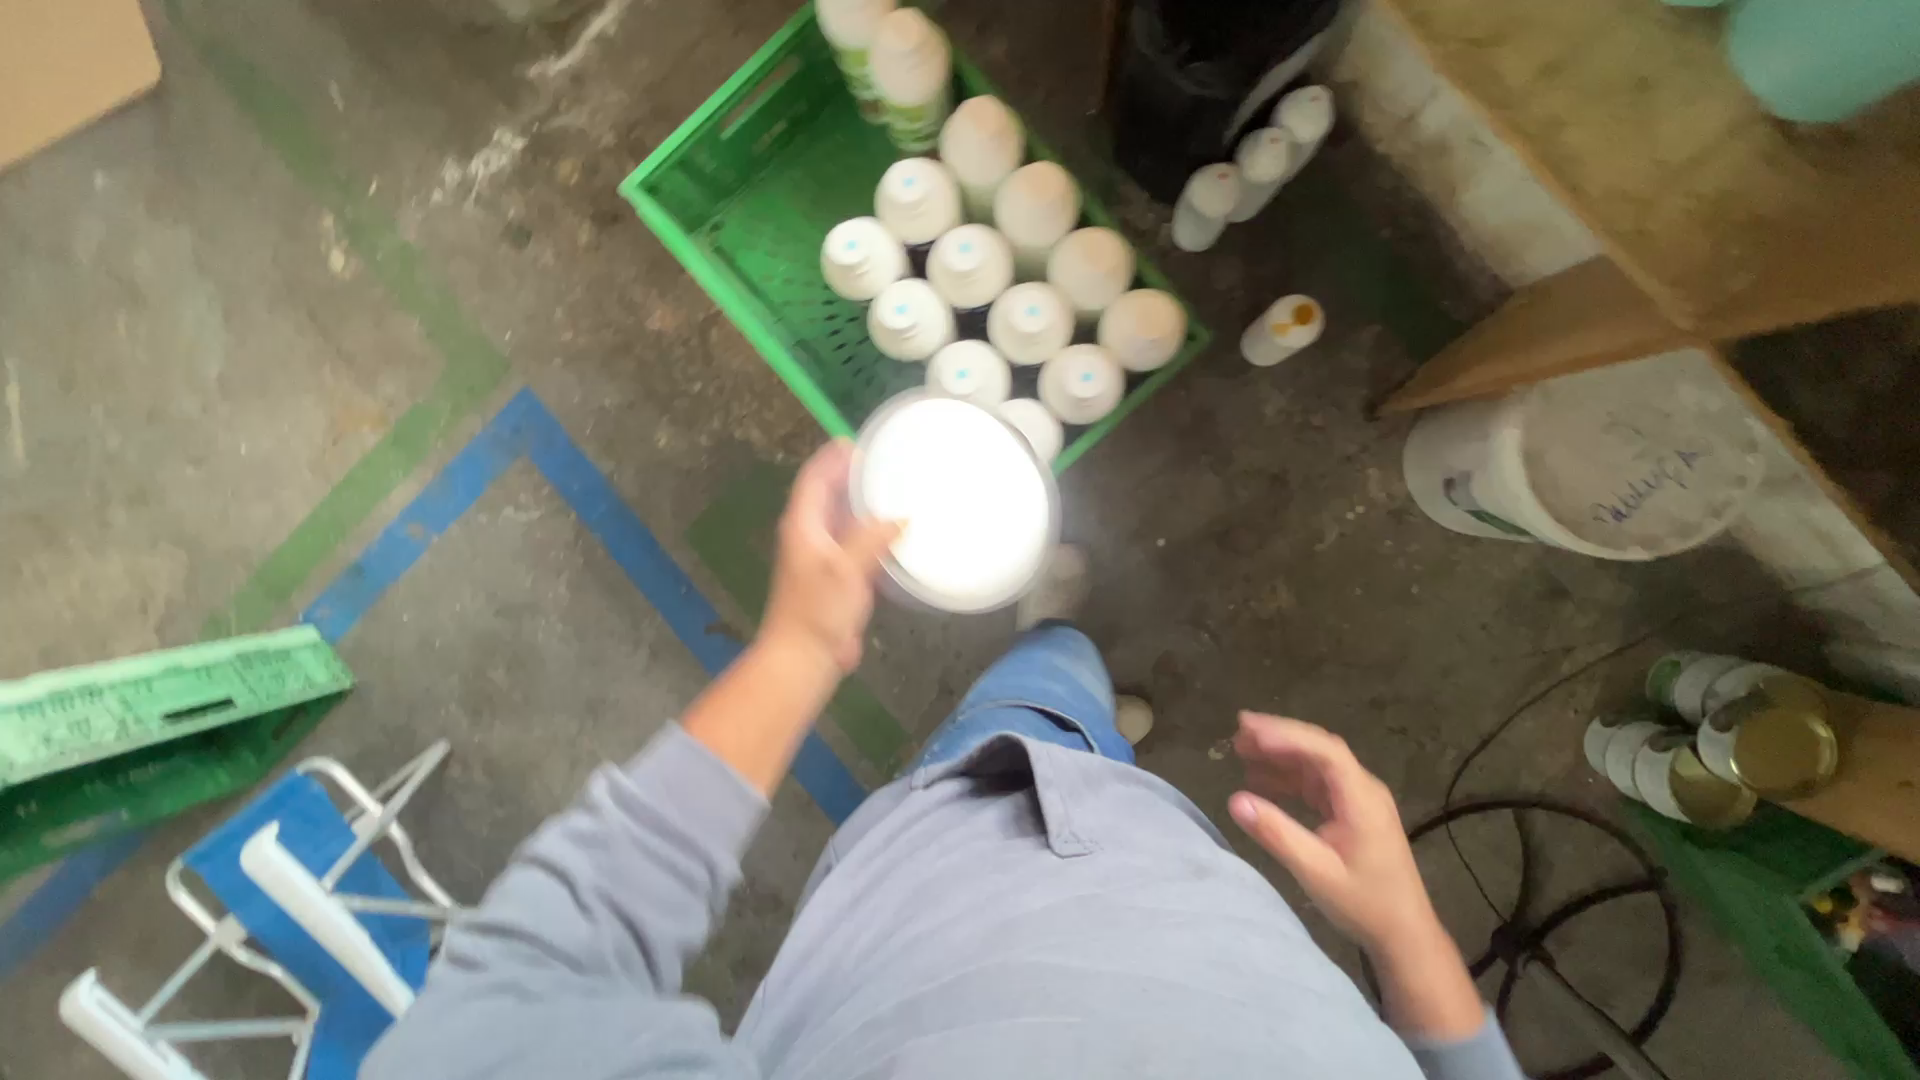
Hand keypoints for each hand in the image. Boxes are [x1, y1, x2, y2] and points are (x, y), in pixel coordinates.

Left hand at [759, 440, 899, 674]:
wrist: (805, 656)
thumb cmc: (818, 610)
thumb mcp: (846, 569)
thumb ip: (871, 538)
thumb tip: (899, 517)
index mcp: (803, 525)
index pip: (814, 479)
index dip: (832, 458)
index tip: (856, 442)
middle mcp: (810, 535)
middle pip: (828, 495)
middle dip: (850, 475)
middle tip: (883, 459)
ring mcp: (824, 556)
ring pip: (843, 518)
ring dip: (863, 503)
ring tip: (893, 487)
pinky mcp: (838, 576)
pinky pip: (856, 542)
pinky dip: (872, 530)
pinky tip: (895, 530)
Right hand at [1228, 712, 1439, 955]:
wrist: (1404, 935)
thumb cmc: (1364, 903)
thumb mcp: (1315, 871)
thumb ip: (1276, 833)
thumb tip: (1235, 800)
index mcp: (1362, 798)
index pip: (1325, 751)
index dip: (1286, 737)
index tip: (1251, 732)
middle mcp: (1363, 789)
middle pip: (1319, 748)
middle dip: (1279, 736)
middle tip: (1239, 730)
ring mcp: (1358, 799)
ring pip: (1316, 762)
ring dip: (1280, 754)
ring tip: (1241, 750)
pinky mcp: (1351, 811)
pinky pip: (1316, 782)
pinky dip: (1288, 776)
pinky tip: (1260, 781)